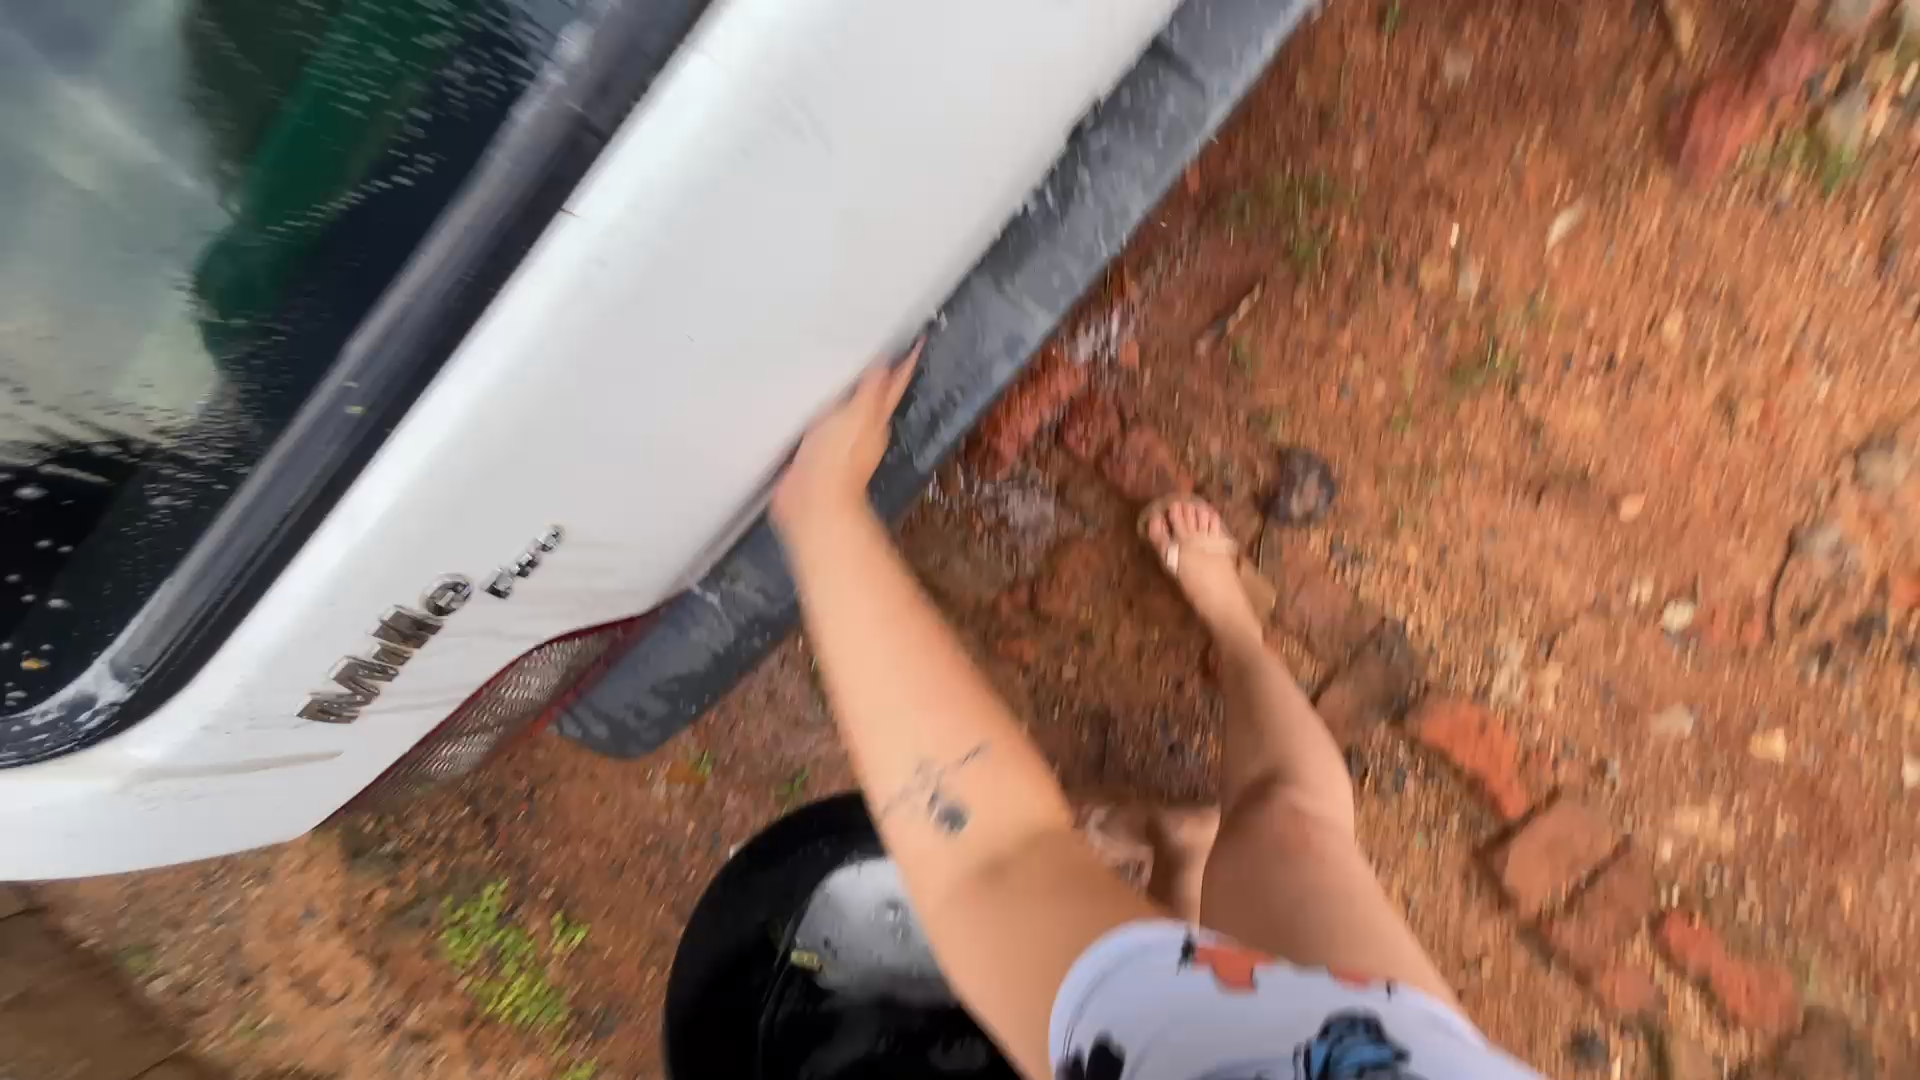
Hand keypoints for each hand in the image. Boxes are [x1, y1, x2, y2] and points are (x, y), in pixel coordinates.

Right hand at [770, 338, 921, 534]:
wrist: (811, 502)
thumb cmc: (836, 460)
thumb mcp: (857, 415)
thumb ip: (871, 389)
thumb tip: (888, 362)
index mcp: (876, 419)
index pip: (894, 384)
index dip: (904, 363)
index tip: (917, 341)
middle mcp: (863, 429)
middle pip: (876, 394)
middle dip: (880, 373)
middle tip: (883, 346)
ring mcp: (840, 441)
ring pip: (850, 407)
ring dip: (850, 389)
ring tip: (847, 364)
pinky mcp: (817, 451)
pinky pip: (823, 421)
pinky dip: (823, 407)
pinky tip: (815, 398)